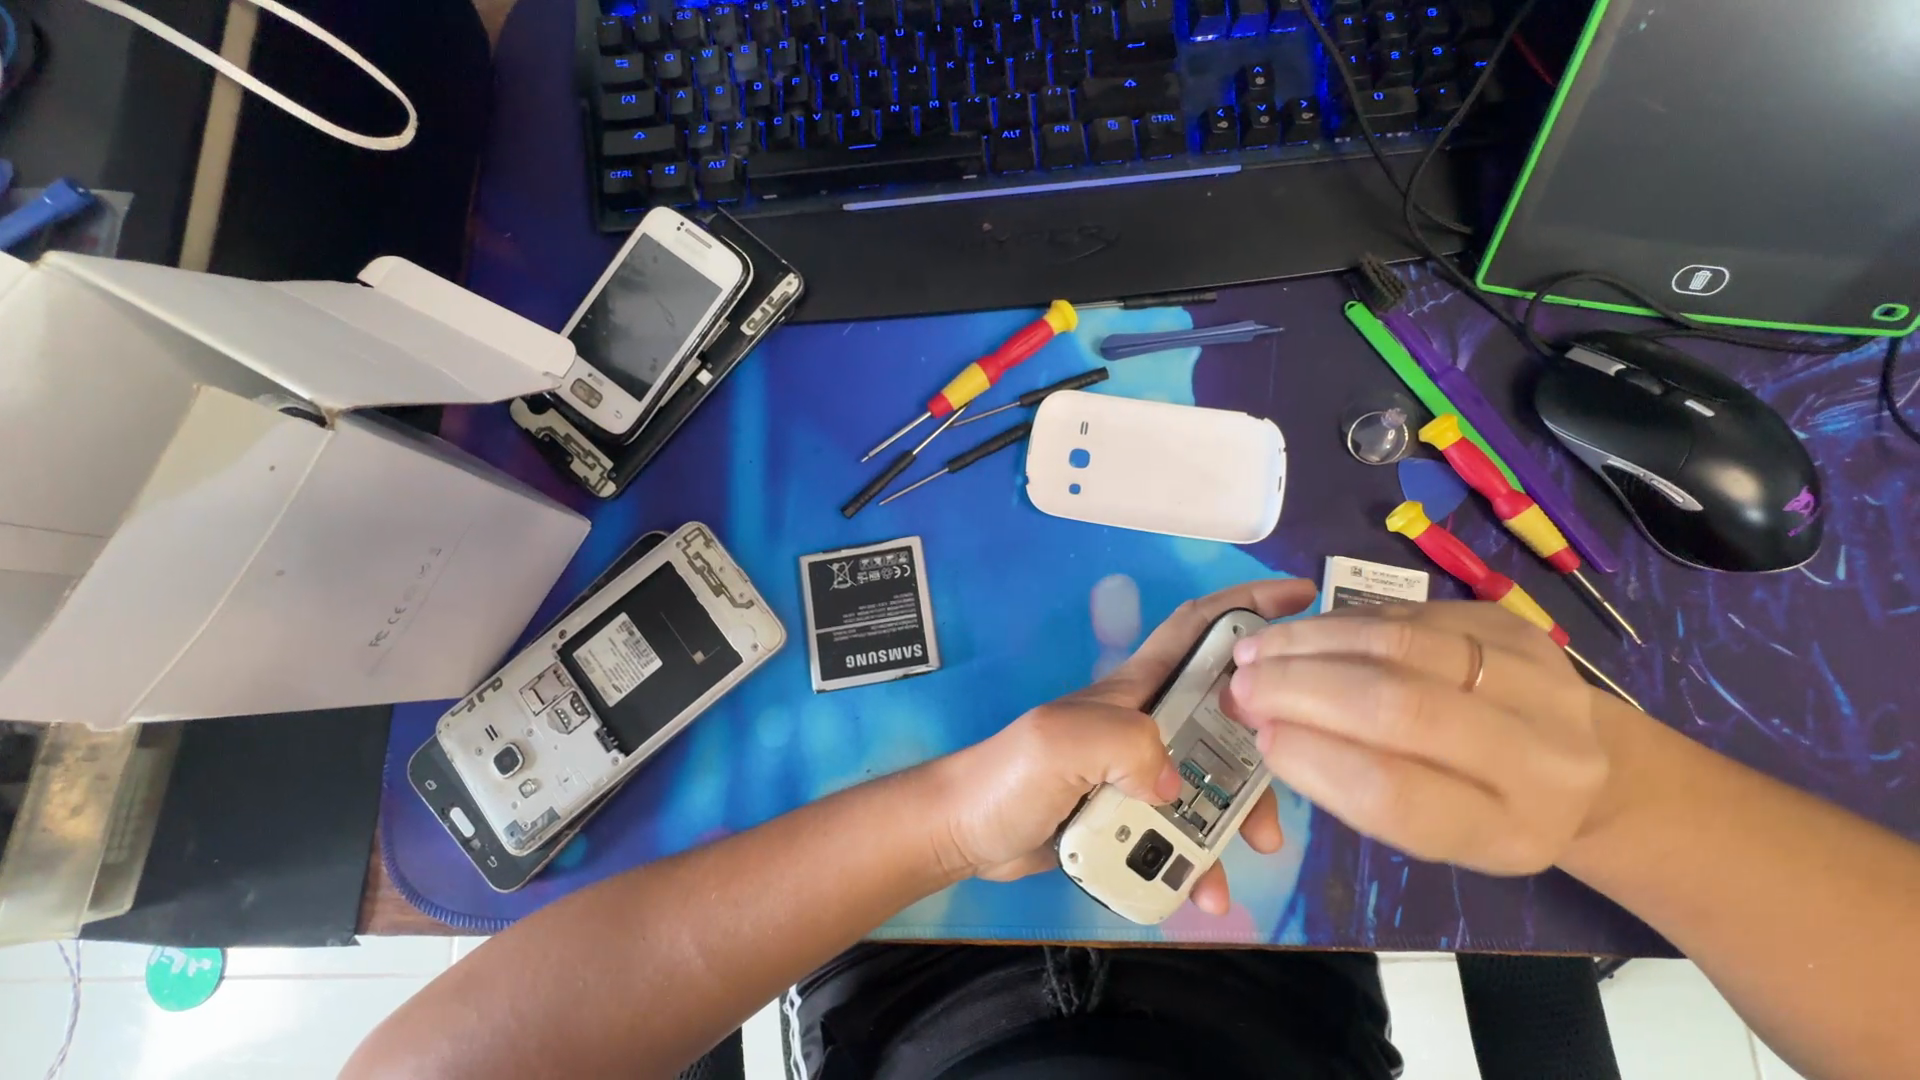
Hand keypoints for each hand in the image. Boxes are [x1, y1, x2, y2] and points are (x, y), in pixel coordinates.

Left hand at [934, 579, 1318, 914]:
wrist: (968, 835)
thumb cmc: (1009, 776)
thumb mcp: (1064, 742)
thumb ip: (1126, 745)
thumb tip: (1174, 785)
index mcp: (1134, 691)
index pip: (1196, 630)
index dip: (1246, 606)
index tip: (1302, 600)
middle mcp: (1146, 724)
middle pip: (1226, 719)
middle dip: (1263, 746)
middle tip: (1286, 786)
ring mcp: (1140, 772)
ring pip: (1213, 784)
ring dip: (1236, 818)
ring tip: (1252, 853)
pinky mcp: (1132, 816)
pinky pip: (1185, 834)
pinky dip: (1199, 862)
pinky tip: (1202, 891)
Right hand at [1222, 600, 1611, 875]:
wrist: (1580, 764)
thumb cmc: (1483, 809)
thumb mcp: (1427, 831)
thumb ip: (1353, 784)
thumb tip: (1266, 722)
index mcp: (1508, 831)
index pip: (1397, 794)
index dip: (1314, 760)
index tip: (1260, 736)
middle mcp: (1539, 756)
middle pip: (1399, 708)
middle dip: (1300, 689)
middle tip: (1242, 685)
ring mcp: (1534, 678)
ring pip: (1398, 645)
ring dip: (1308, 643)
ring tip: (1255, 650)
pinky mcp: (1512, 625)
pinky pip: (1405, 614)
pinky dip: (1337, 623)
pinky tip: (1298, 634)